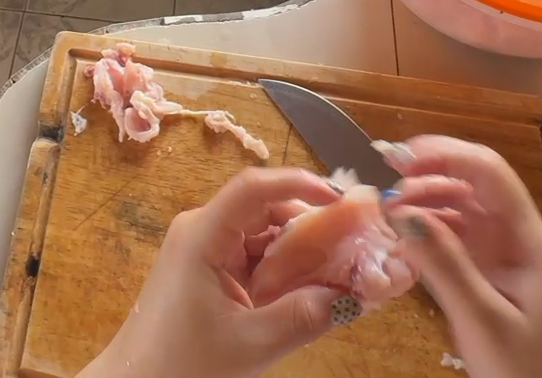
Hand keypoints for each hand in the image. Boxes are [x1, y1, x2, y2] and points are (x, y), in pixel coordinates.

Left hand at [79, 168, 353, 377]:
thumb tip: (357, 294)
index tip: (340, 196)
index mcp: (203, 233)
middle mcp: (202, 229)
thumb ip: (304, 316)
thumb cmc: (183, 364)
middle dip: (310, 222)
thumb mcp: (251, 344)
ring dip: (301, 249)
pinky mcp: (209, 268)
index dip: (297, 182)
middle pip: (263, 209)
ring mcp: (204, 247)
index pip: (252, 188)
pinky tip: (314, 286)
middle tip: (357, 242)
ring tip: (345, 267)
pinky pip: (253, 256)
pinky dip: (284, 268)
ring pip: (262, 233)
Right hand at [383, 136, 541, 377]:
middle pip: (472, 185)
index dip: (445, 154)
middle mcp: (519, 241)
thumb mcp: (485, 322)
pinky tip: (404, 239)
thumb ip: (445, 265)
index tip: (399, 158)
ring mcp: (508, 260)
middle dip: (427, 174)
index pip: (489, 173)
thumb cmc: (535, 377)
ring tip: (388, 213)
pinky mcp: (496, 280)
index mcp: (530, 242)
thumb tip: (399, 209)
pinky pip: (458, 240)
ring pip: (462, 210)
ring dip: (424, 202)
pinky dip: (429, 231)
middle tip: (383, 182)